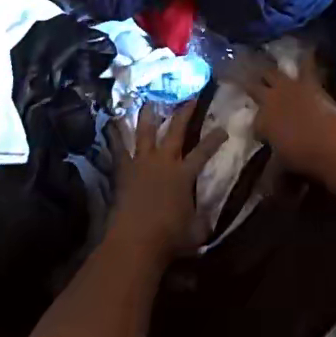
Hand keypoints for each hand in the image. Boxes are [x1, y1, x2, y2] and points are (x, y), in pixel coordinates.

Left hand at [109, 102, 225, 263]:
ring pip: (146, 131)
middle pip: (175, 131)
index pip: (203, 152)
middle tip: (190, 98)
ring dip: (149, 114)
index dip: (215, 139)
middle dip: (185, 113)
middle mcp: (164, 161)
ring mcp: (141, 162)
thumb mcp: (196, 231)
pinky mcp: (123, 169)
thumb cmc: (170, 237)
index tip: (223, 128)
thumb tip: (210, 219)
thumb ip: (203, 220)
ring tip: (151, 100)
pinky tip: (112, 121)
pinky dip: (116, 133)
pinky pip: (118, 147)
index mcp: (184, 175)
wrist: (136, 238)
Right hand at [232, 50, 335, 170]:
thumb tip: (268, 189)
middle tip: (231, 67)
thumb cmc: (304, 158)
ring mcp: (289, 88)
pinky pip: (308, 65)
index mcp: (261, 120)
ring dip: (264, 65)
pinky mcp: (309, 83)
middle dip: (242, 78)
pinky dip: (308, 56)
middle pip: (252, 86)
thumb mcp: (283, 166)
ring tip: (254, 53)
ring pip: (271, 72)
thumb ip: (273, 172)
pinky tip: (310, 44)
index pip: (254, 121)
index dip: (256, 124)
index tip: (258, 129)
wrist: (331, 143)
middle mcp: (270, 100)